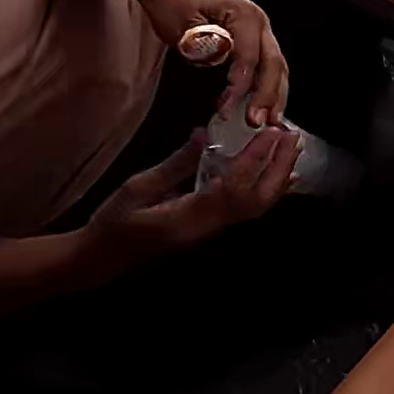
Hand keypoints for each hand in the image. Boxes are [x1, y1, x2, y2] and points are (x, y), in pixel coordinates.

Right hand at [88, 126, 301, 259]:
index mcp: (189, 218)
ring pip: (258, 205)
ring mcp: (214, 230)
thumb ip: (177, 163)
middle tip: (292, 136)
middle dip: (278, 166)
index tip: (271, 134)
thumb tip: (205, 135)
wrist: (101, 258)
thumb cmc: (114, 222)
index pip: (232, 187)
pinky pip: (250, 208)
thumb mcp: (139, 187)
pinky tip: (282, 173)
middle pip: (257, 199)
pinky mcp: (214, 227)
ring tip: (292, 147)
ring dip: (278, 174)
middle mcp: (209, 227)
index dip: (255, 159)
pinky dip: (269, 188)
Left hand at [146, 0, 289, 126]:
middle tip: (257, 121)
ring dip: (275, 97)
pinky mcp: (261, 46)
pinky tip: (266, 109)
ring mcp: (264, 34)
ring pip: (278, 69)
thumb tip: (224, 68)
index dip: (243, 81)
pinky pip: (271, 71)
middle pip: (273, 63)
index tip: (229, 106)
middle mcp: (261, 23)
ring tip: (269, 122)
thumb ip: (204, 47)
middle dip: (267, 95)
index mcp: (244, 14)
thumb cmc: (174, 8)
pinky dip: (270, 91)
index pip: (249, 54)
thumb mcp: (181, 27)